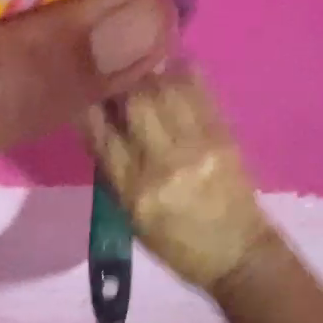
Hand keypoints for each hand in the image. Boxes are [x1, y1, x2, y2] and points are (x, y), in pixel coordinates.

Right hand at [82, 68, 276, 288]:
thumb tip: (99, 121)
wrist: (239, 255)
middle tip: (114, 71)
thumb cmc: (179, 245)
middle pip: (133, 100)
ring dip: (149, 72)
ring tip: (141, 67)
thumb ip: (114, 170)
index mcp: (134, 190)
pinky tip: (171, 69)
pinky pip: (199, 90)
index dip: (87, 103)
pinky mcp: (224, 135)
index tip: (83, 89)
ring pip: (165, 87)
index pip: (99, 132)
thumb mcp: (132, 218)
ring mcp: (197, 146)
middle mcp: (162, 163)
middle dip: (119, 80)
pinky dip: (181, 73)